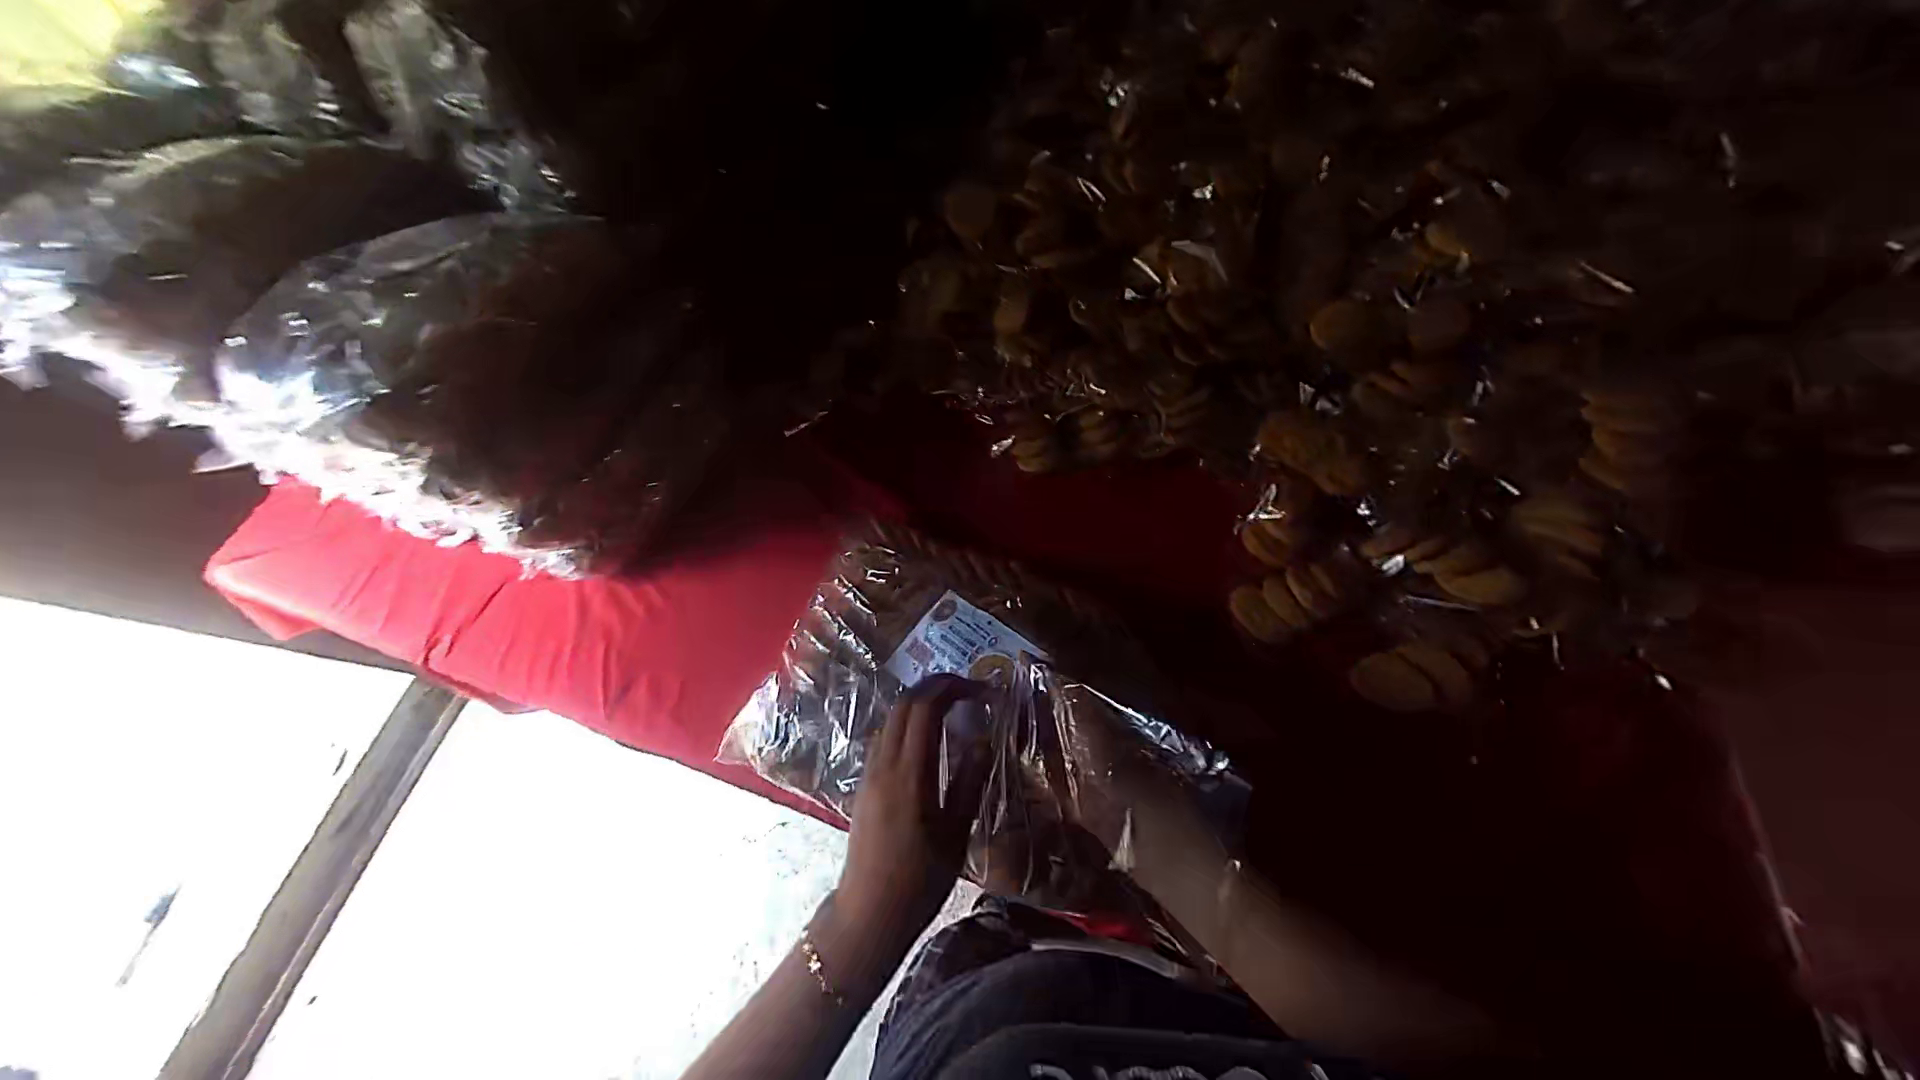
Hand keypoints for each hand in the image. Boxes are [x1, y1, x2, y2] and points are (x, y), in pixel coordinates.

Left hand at [836, 675, 985, 947]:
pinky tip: (927, 737)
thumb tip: (984, 740)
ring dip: (919, 701)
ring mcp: (869, 772)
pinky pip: (884, 736)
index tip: (980, 690)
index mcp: (909, 775)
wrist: (868, 912)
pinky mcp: (863, 783)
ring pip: (891, 717)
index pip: (925, 709)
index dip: (952, 688)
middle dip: (935, 686)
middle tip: (968, 689)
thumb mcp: (955, 834)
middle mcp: (883, 765)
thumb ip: (969, 782)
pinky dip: (907, 721)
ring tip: (951, 707)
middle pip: (904, 704)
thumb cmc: (918, 880)